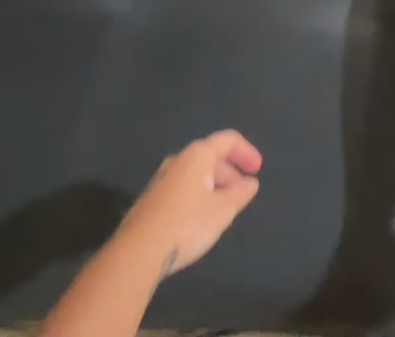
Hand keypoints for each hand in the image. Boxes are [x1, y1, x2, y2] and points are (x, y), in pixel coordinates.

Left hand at [120, 129, 262, 276]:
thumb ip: (241, 193)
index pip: (228, 140)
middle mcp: (177, 161)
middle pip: (211, 156)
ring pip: (195, 173)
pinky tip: (201, 218)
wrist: (137, 253)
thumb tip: (250, 182)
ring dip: (215, 184)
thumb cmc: (187, 224)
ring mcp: (160, 180)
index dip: (247, 151)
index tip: (257, 170)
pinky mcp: (151, 200)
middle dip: (231, 172)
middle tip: (243, 192)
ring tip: (225, 207)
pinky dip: (199, 194)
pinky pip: (182, 187)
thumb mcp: (223, 210)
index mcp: (197, 156)